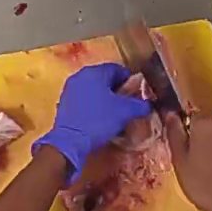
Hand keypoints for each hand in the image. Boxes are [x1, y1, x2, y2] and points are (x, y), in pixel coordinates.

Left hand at [33, 63, 152, 179]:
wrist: (70, 142)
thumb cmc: (99, 120)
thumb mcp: (125, 112)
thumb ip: (140, 105)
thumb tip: (148, 104)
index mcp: (94, 72)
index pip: (117, 69)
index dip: (130, 81)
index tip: (136, 94)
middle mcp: (80, 76)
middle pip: (104, 78)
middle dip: (117, 90)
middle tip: (127, 104)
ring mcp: (69, 90)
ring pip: (93, 89)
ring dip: (105, 98)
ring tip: (114, 113)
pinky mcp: (63, 103)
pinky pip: (84, 99)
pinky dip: (93, 105)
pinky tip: (99, 118)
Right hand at [164, 110, 211, 210]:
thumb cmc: (202, 183)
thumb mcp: (180, 160)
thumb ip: (175, 134)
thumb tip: (171, 114)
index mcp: (204, 122)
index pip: (187, 113)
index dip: (178, 125)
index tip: (172, 139)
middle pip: (203, 122)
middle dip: (193, 133)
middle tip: (182, 153)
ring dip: (205, 144)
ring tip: (196, 163)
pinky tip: (210, 169)